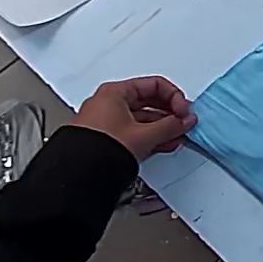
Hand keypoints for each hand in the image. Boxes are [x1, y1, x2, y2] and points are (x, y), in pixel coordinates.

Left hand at [70, 76, 197, 161]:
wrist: (76, 176)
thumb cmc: (100, 147)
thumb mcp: (145, 135)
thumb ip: (171, 125)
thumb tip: (185, 121)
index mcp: (115, 92)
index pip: (155, 85)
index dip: (174, 97)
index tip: (184, 111)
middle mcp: (109, 103)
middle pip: (149, 101)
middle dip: (170, 113)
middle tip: (183, 122)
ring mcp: (106, 121)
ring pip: (142, 118)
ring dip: (162, 127)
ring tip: (176, 136)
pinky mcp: (106, 138)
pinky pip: (134, 131)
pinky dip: (150, 136)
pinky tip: (163, 144)